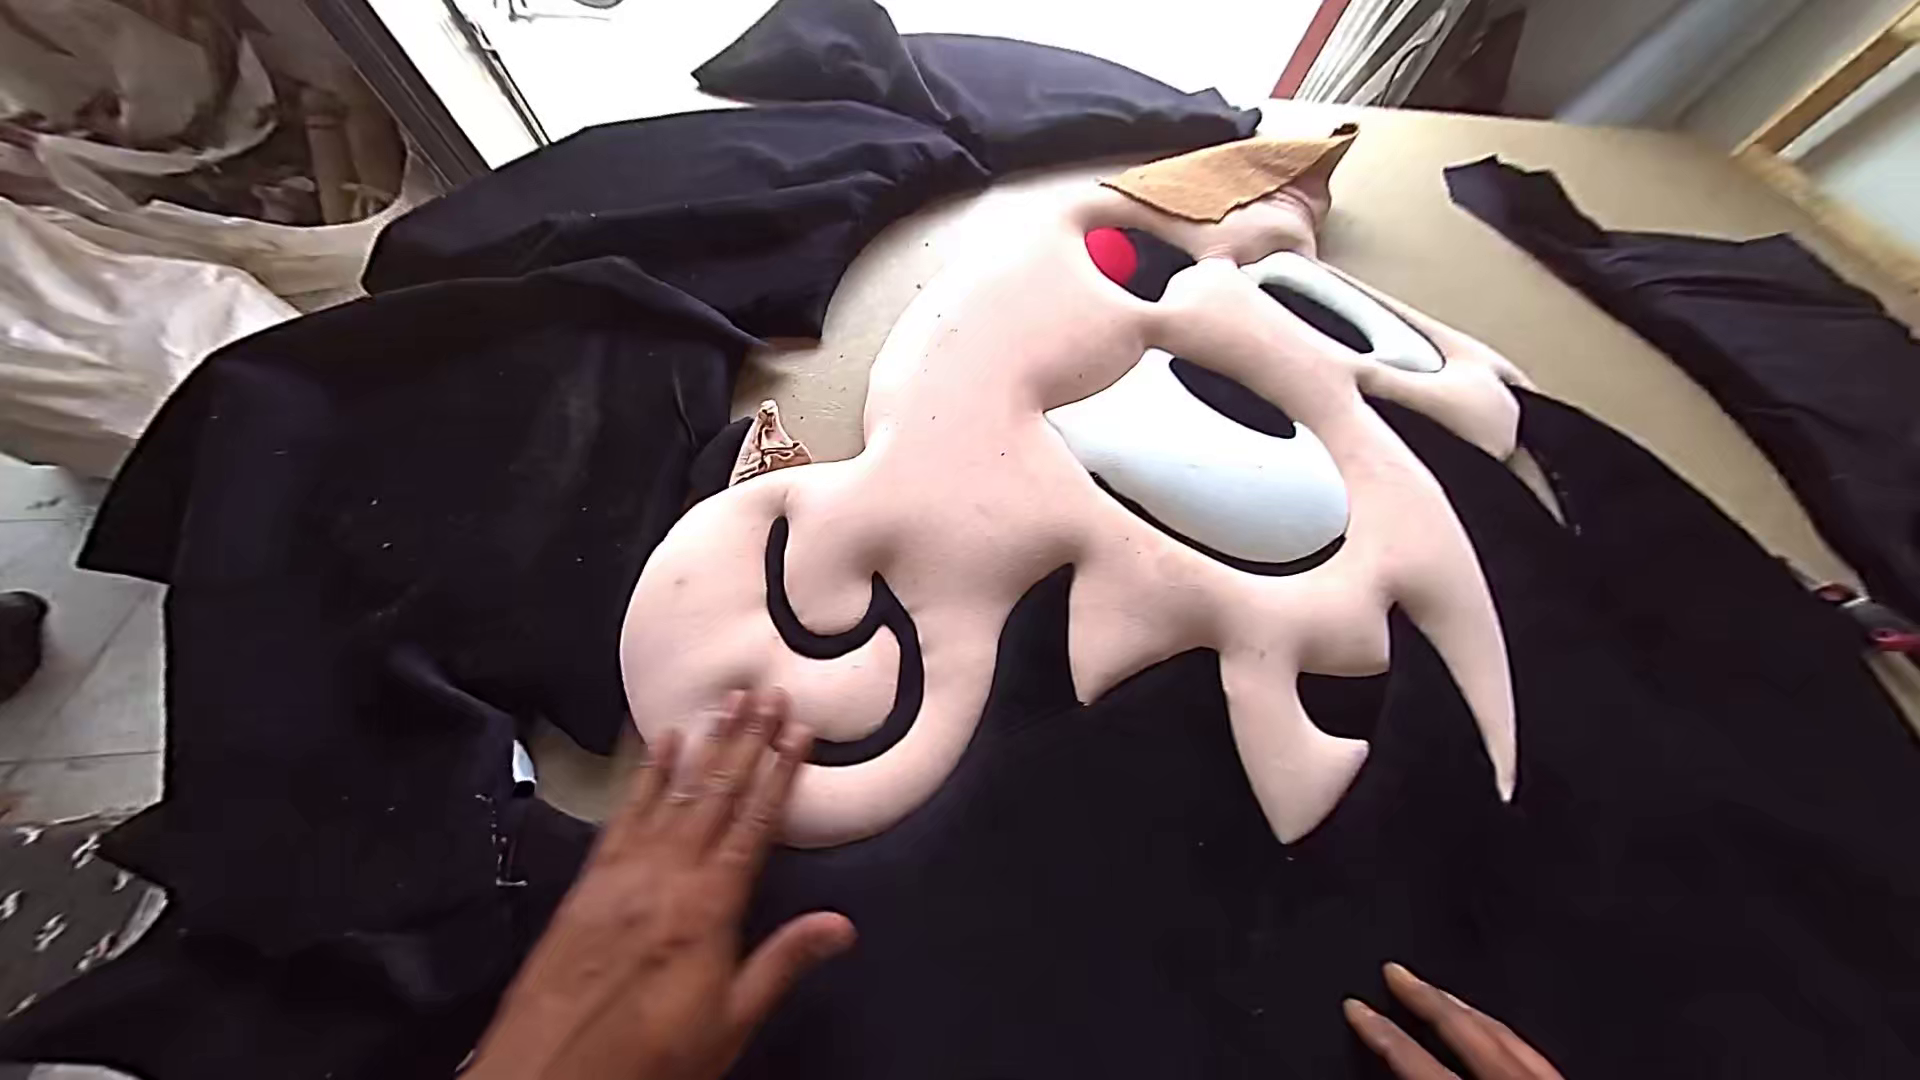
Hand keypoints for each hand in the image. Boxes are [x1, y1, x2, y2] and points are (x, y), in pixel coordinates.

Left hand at [465, 689, 856, 1079]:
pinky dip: (647, 772)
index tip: (798, 731)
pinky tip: (663, 740)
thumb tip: (843, 926)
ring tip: (729, 702)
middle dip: (749, 739)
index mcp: (709, 905)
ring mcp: (627, 870)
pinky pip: (625, 811)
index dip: (780, 771)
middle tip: (768, 695)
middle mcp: (671, 873)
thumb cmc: (647, 1060)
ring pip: (677, 790)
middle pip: (719, 791)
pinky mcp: (592, 877)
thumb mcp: (729, 1023)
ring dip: (708, 742)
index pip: (756, 820)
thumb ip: (784, 962)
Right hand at [1344, 963, 1563, 1079]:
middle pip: (1466, 1033)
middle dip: (1426, 998)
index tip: (1356, 1008)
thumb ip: (1422, 1077)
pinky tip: (1500, 1033)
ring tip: (1441, 991)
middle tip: (1394, 970)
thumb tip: (1384, 1063)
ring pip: (1510, 1039)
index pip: (1419, 1062)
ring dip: (1468, 1010)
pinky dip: (1509, 1037)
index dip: (1383, 1033)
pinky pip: (1539, 1058)